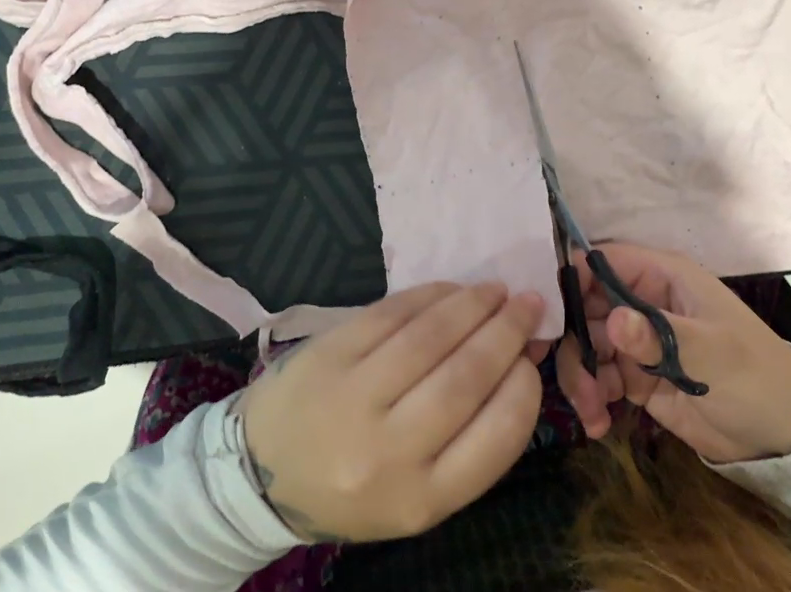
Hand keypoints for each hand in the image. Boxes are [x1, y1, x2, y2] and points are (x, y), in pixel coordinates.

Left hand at [240, 282, 546, 542]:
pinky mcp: (326, 357)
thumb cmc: (354, 488)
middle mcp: (389, 453)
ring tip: (495, 290)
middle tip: (528, 304)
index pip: (499, 433)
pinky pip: (390, 314)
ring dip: (473, 305)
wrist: (259, 476)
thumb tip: (520, 357)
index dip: (525, 384)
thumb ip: (473, 435)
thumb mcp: (420, 490)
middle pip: (467, 377)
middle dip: (506, 332)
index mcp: (422, 499)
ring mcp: (352, 400)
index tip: (531, 356)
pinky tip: (450, 290)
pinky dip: (429, 295)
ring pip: (430, 338)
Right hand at [556, 243, 790, 463]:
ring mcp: (638, 341)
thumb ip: (659, 337)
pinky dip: (592, 400)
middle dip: (573, 343)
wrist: (780, 435)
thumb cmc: (755, 376)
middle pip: (584, 306)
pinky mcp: (635, 376)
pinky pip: (598, 379)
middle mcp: (643, 302)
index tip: (548, 316)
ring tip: (593, 411)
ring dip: (581, 377)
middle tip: (576, 382)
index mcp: (663, 277)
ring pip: (586, 345)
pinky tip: (599, 425)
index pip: (602, 262)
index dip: (571, 280)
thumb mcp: (711, 353)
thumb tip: (613, 319)